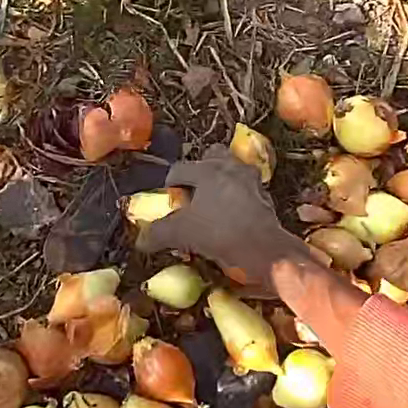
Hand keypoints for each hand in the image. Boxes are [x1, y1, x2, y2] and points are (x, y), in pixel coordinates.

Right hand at [138, 148, 303, 279]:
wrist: (265, 251)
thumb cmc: (220, 234)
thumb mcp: (182, 234)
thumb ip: (159, 233)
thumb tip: (141, 241)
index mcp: (207, 170)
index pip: (179, 169)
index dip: (169, 184)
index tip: (167, 199)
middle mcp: (231, 168)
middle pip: (211, 156)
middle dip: (200, 169)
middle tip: (193, 192)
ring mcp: (251, 181)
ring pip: (232, 170)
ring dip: (221, 181)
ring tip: (212, 203)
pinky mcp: (265, 197)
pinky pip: (246, 190)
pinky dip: (237, 198)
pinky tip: (231, 216)